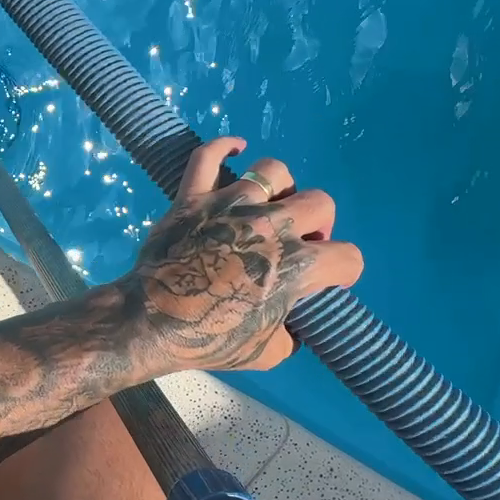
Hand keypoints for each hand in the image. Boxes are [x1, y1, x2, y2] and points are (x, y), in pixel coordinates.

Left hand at [123, 137, 363, 370]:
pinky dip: (223, 147)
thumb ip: (291, 331)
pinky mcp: (193, 196)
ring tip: (269, 205)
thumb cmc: (211, 339)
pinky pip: (208, 156)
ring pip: (273, 170)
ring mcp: (230, 204)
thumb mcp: (270, 352)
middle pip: (320, 203)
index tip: (327, 278)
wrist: (152, 320)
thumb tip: (293, 322)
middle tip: (298, 241)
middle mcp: (271, 226)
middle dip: (318, 223)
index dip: (342, 271)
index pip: (347, 257)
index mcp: (297, 266)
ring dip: (278, 187)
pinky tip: (235, 149)